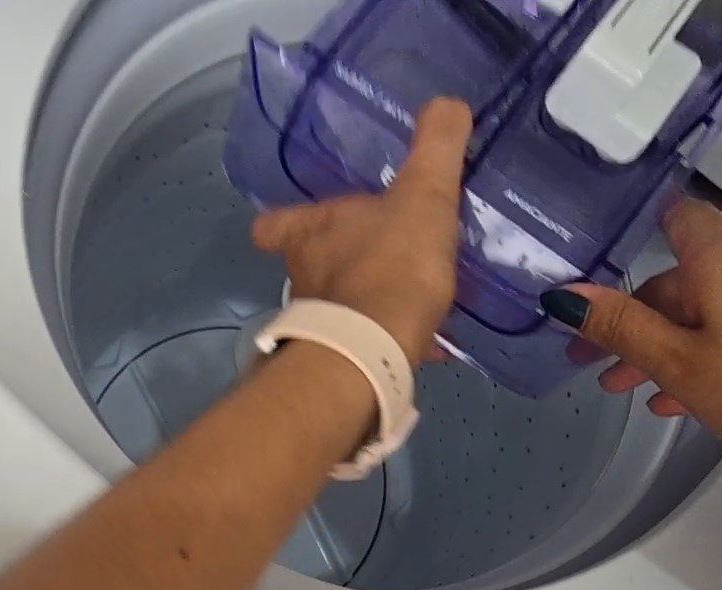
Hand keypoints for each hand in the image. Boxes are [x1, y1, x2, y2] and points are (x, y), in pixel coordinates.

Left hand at [252, 99, 472, 366]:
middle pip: (307, 265)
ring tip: (400, 297)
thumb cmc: (391, 262)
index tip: (277, 226)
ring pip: (335, 305)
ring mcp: (319, 321)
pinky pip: (364, 340)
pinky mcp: (340, 355)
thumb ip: (436, 147)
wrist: (376, 345)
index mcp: (310, 233)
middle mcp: (303, 278)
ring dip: (361, 301)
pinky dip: (385, 337)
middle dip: (335, 261)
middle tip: (368, 256)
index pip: (274, 225)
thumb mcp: (423, 193)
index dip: (276, 224)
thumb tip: (447, 103)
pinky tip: (417, 338)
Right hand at [546, 200, 721, 518]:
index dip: (638, 237)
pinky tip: (702, 400)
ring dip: (676, 347)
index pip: (678, 221)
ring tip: (645, 396)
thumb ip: (620, 328)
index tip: (601, 277)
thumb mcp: (681, 364)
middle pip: (691, 279)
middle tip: (601, 371)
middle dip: (641, 322)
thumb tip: (562, 295)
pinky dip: (719, 355)